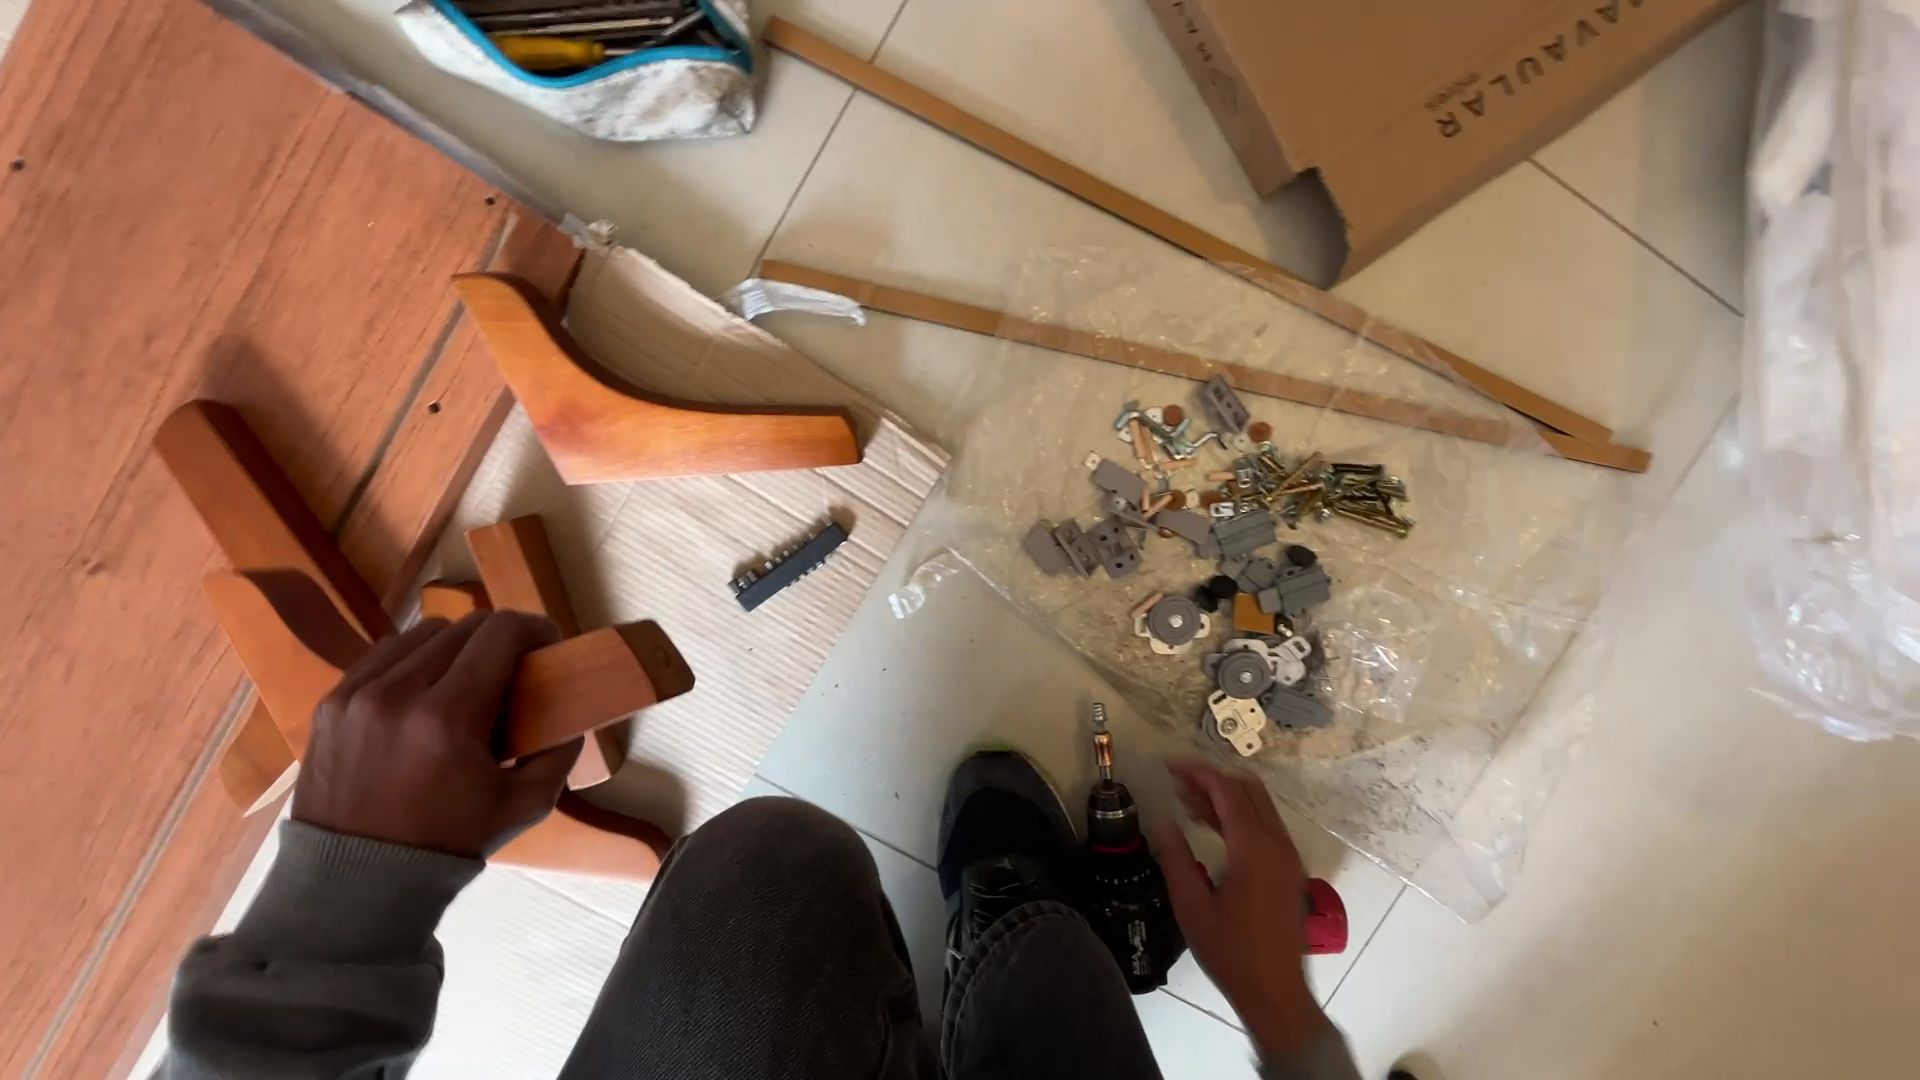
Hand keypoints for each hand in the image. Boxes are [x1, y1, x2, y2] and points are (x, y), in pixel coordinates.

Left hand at [293, 611, 582, 859]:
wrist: (353, 884)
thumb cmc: (449, 842)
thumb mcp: (527, 803)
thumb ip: (560, 751)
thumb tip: (574, 712)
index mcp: (447, 717)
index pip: (500, 633)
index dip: (535, 628)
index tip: (549, 645)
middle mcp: (396, 694)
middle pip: (465, 626)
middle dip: (502, 636)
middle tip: (519, 663)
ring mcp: (355, 696)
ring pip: (424, 633)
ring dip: (459, 644)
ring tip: (472, 675)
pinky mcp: (331, 703)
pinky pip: (386, 653)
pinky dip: (418, 657)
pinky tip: (430, 684)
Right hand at [1153, 760, 1327, 1056]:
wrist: (1276, 994)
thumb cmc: (1230, 951)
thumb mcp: (1191, 904)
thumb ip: (1175, 856)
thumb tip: (1162, 820)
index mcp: (1253, 848)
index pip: (1226, 790)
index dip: (1196, 773)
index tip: (1169, 767)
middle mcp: (1277, 844)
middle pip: (1247, 789)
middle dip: (1211, 778)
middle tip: (1177, 783)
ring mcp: (1287, 856)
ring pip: (1258, 804)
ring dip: (1224, 795)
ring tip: (1187, 802)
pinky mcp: (1288, 869)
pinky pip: (1264, 824)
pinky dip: (1238, 814)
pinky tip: (1209, 825)